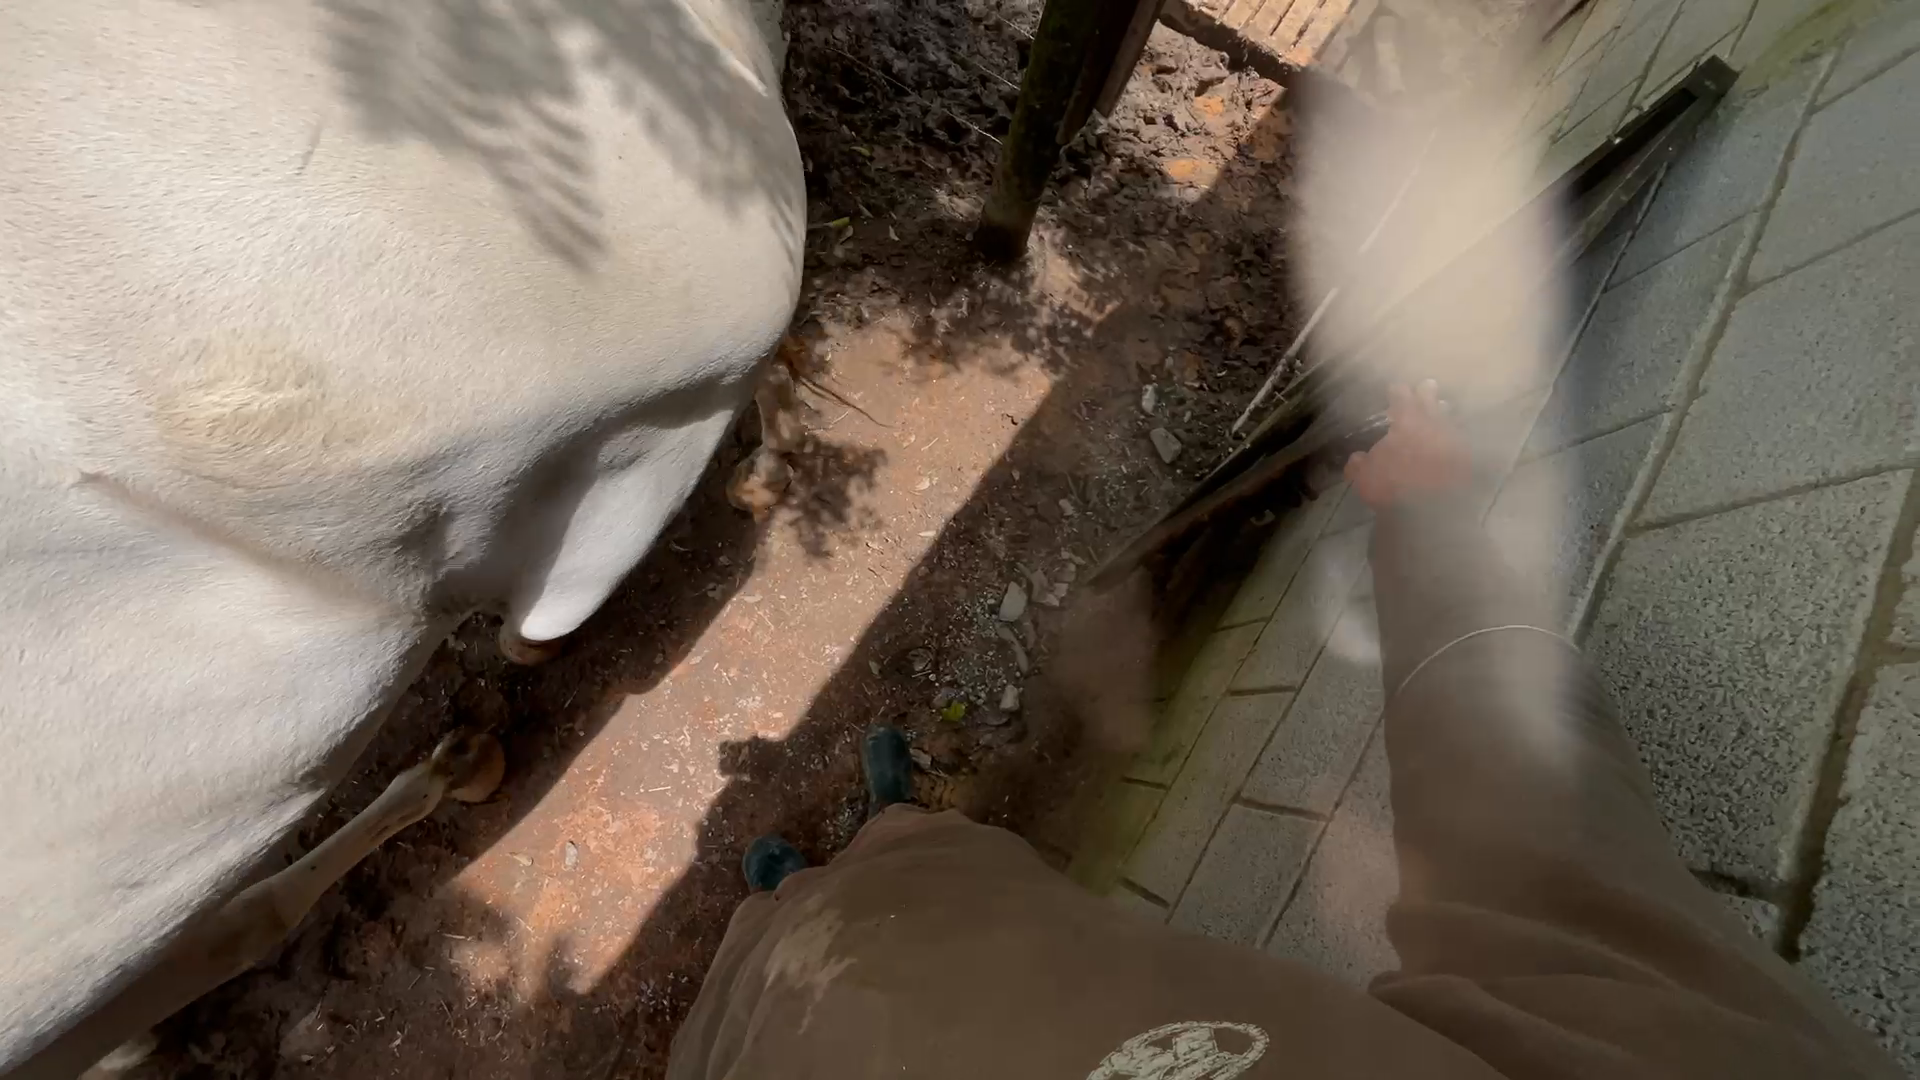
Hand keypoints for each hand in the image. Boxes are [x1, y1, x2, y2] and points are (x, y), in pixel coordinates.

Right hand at [1344, 380, 1471, 508]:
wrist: (1428, 510)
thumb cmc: (1389, 488)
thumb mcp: (1362, 476)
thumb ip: (1359, 463)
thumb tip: (1358, 456)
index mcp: (1406, 425)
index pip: (1401, 400)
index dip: (1398, 392)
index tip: (1395, 386)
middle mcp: (1432, 427)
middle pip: (1430, 404)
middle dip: (1426, 393)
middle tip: (1427, 384)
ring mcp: (1452, 442)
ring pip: (1448, 420)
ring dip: (1443, 413)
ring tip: (1443, 406)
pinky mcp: (1466, 460)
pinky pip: (1459, 442)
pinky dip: (1453, 438)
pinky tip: (1452, 440)